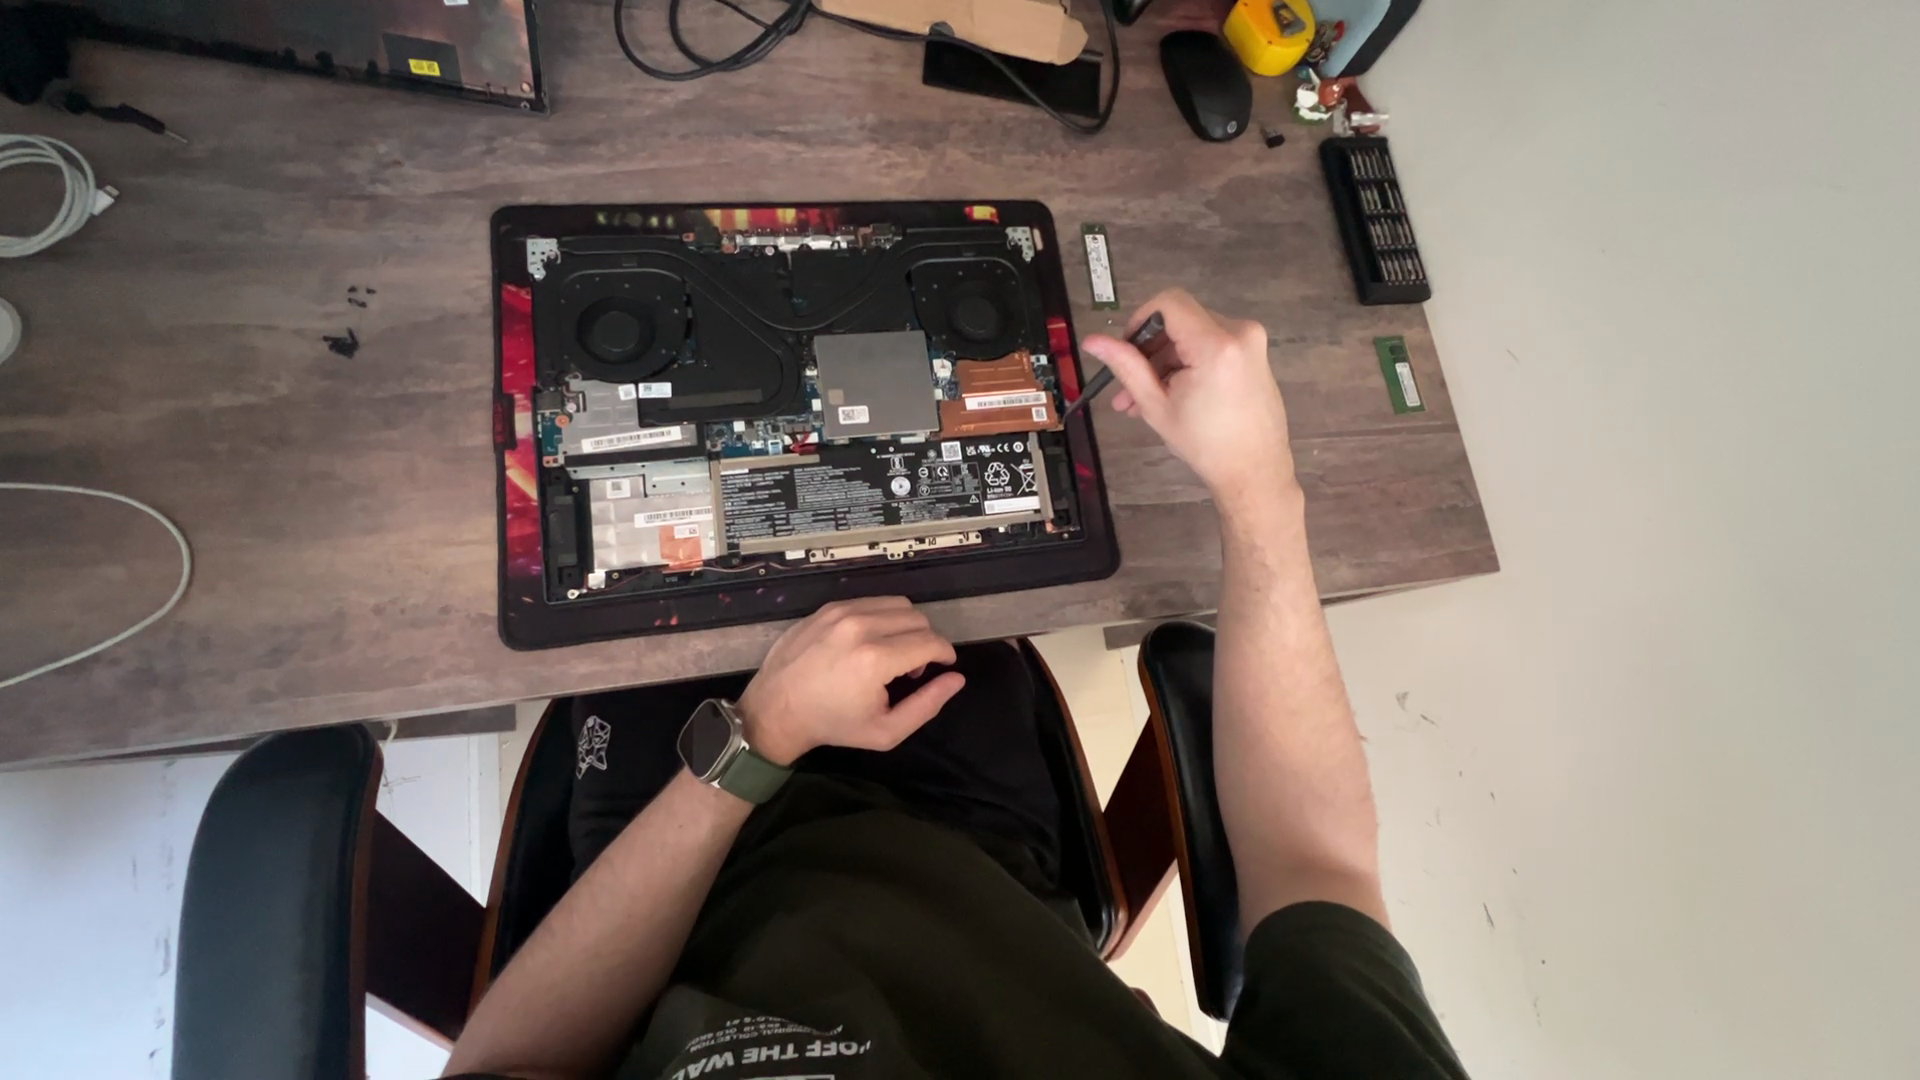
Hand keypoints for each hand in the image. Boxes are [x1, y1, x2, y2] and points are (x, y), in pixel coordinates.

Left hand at [735, 597, 964, 765]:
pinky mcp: (829, 607)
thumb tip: (956, 678)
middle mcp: (862, 627)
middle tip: (912, 669)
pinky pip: (871, 601)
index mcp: (877, 659)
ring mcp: (842, 612)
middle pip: (918, 619)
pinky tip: (869, 642)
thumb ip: (928, 704)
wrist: (777, 709)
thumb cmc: (833, 724)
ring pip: (897, 604)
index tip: (944, 666)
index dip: (945, 654)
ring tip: (891, 652)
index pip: (931, 642)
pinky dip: (882, 618)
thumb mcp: (886, 731)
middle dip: (926, 641)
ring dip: (905, 626)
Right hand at [1080, 289, 1296, 513]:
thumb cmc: (1205, 444)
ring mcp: (1250, 342)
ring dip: (1164, 362)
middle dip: (1149, 350)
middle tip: (1126, 387)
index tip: (1126, 350)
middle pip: (1179, 321)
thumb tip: (1092, 341)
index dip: (1140, 320)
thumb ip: (1125, 366)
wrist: (1254, 471)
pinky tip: (1170, 395)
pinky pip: (1210, 346)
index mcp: (1216, 344)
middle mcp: (1239, 333)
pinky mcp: (1253, 353)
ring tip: (1142, 401)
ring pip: (1192, 335)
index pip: (1169, 303)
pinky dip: (1186, 365)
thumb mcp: (1156, 405)